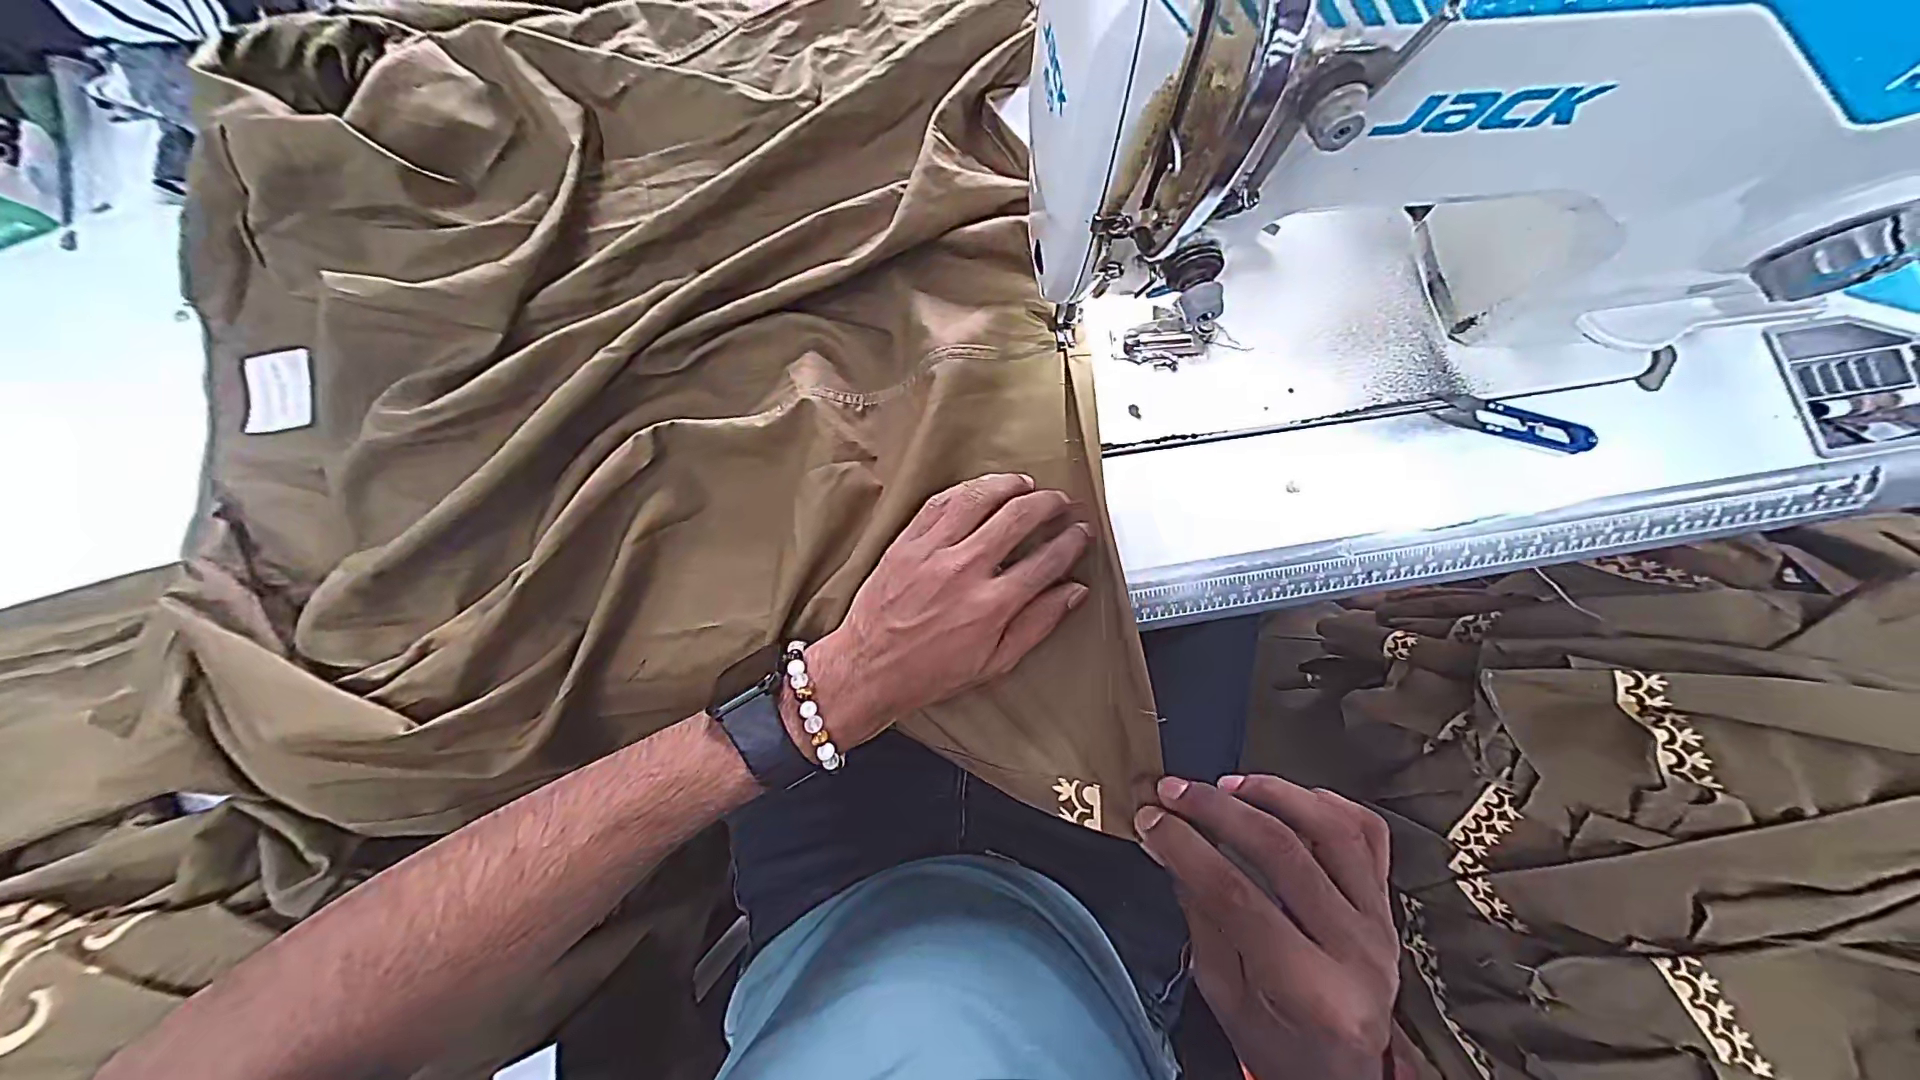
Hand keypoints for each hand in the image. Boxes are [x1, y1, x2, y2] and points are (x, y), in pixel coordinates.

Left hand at [795, 473, 1091, 749]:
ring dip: (1009, 485)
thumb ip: (1038, 624)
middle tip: (1060, 502)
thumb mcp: (995, 662)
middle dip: (1049, 503)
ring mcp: (932, 553)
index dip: (1071, 541)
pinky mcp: (906, 543)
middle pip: (1018, 517)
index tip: (1080, 533)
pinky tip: (980, 488)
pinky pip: (939, 502)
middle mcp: (964, 571)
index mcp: (991, 606)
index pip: (1046, 560)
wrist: (869, 669)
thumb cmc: (929, 672)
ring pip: (979, 498)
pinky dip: (966, 489)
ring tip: (1025, 484)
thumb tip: (1073, 593)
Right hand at [1137, 775, 1398, 1079]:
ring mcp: (1380, 924)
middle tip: (1173, 792)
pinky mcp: (1386, 903)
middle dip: (1214, 809)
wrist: (1345, 1070)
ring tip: (1226, 784)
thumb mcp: (1225, 994)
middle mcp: (1358, 954)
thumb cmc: (1280, 1042)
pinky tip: (1288, 796)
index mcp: (1314, 992)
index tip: (1151, 818)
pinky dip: (1327, 802)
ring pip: (1330, 829)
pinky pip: (1368, 834)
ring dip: (1270, 793)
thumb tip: (1168, 844)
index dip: (1184, 847)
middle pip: (1281, 851)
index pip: (1237, 896)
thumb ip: (1200, 915)